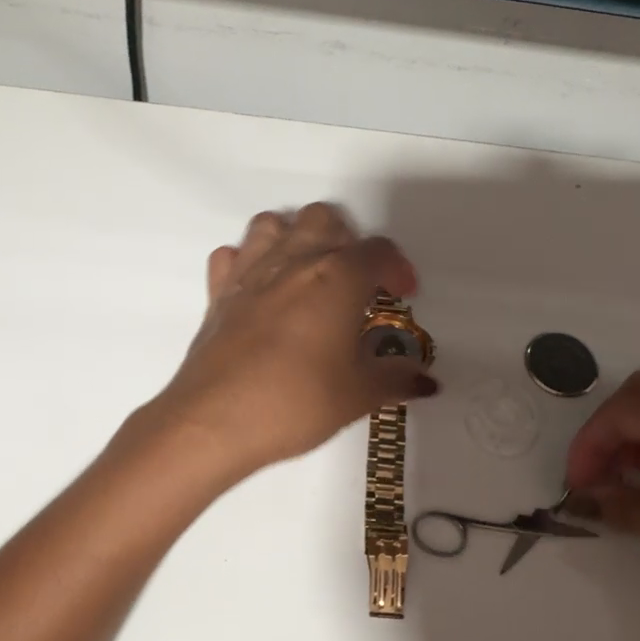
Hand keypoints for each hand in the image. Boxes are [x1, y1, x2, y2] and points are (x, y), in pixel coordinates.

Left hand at [148, 204, 437, 473]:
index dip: (398, 268)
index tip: (403, 294)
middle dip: (347, 242)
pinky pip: (233, 255)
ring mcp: (250, 272)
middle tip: (356, 282)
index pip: (378, 251)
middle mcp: (294, 260)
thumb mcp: (357, 396)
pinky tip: (262, 291)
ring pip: (274, 224)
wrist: (214, 421)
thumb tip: (425, 379)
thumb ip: (395, 379)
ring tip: (310, 275)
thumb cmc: (296, 403)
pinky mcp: (218, 292)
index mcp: (338, 277)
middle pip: (324, 219)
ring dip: (295, 238)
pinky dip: (249, 261)